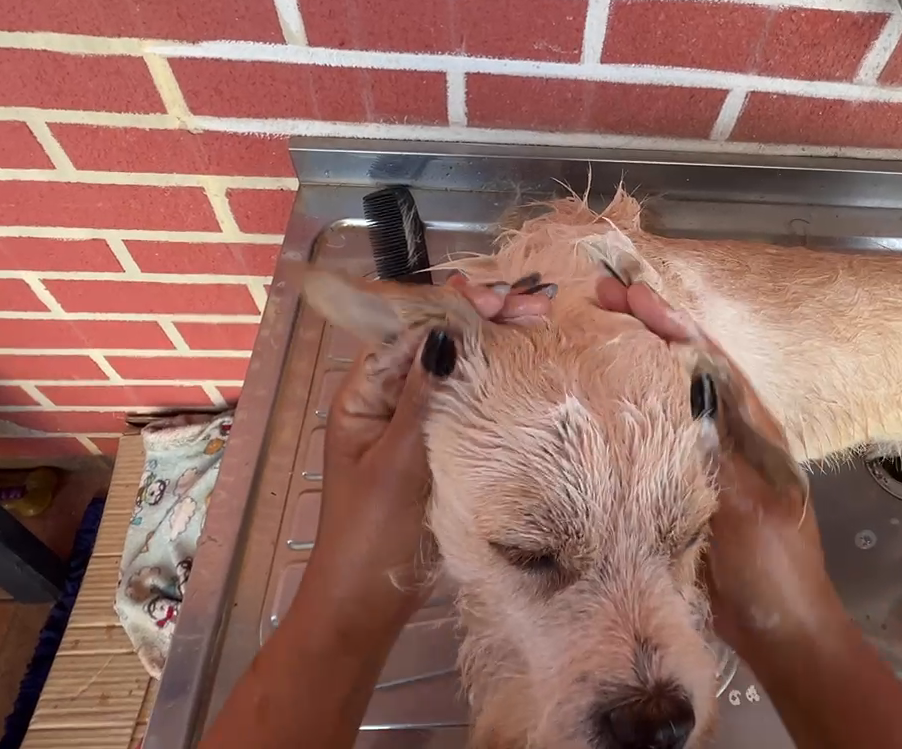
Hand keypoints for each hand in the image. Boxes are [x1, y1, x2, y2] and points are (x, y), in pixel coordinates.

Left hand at [304, 277, 554, 632]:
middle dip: (481, 315)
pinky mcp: (439, 437)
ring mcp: (416, 415)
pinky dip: (494, 371)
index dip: (451, 307)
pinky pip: (466, 392)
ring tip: (538, 316)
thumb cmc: (372, 532)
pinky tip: (525, 357)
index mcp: (364, 392)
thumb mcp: (396, 463)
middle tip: (533, 304)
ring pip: (455, 361)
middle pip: (435, 338)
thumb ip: (422, 399)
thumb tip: (444, 335)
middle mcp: (389, 394)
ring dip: (493, 337)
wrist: (368, 603)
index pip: (407, 330)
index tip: (496, 298)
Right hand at [592, 280, 841, 656]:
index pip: (707, 354)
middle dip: (648, 324)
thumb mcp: (745, 502)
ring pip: (668, 387)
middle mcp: (730, 424)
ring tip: (596, 324)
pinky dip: (628, 402)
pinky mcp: (686, 474)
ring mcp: (708, 448)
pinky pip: (655, 426)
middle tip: (602, 295)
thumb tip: (687, 382)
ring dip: (636, 354)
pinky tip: (599, 392)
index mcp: (752, 422)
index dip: (671, 321)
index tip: (632, 294)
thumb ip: (716, 444)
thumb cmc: (770, 564)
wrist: (778, 627)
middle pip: (685, 361)